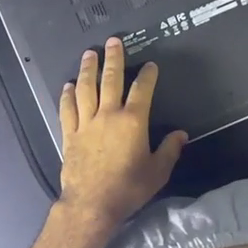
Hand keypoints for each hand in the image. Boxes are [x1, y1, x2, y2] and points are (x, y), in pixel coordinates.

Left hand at [57, 38, 185, 227]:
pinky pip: (67, 109)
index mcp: (133, 121)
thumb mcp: (157, 172)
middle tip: (113, 42)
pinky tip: (68, 85)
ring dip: (87, 69)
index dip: (147, 75)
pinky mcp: (70, 134)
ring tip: (89, 54)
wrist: (92, 205)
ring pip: (85, 89)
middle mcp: (108, 115)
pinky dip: (67, 95)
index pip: (142, 90)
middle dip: (113, 59)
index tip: (150, 65)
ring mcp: (86, 123)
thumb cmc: (128, 189)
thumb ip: (169, 150)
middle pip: (110, 80)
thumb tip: (181, 134)